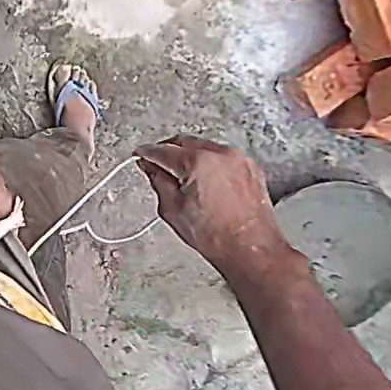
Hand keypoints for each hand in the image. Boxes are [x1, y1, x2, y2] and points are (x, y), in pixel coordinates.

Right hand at [135, 136, 298, 278]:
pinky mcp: (249, 167)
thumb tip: (151, 168)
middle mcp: (220, 154)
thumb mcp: (171, 208)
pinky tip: (200, 179)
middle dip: (167, 151)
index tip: (140, 155)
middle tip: (155, 164)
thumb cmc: (214, 234)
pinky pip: (221, 156)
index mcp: (197, 162)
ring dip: (188, 155)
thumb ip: (158, 181)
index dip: (146, 153)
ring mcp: (238, 159)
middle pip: (184, 142)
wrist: (248, 247)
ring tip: (178, 175)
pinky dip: (207, 162)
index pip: (163, 150)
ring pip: (203, 147)